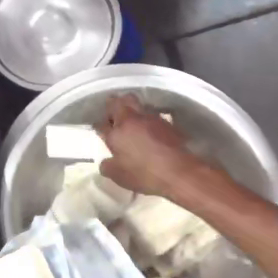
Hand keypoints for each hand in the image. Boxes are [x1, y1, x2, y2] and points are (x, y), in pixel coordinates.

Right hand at [96, 95, 216, 197]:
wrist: (178, 171)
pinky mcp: (167, 122)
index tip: (100, 130)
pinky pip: (153, 115)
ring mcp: (151, 118)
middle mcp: (132, 119)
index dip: (99, 126)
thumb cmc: (144, 174)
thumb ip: (108, 166)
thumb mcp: (118, 176)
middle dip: (114, 105)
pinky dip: (148, 119)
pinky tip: (150, 130)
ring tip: (133, 122)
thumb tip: (106, 162)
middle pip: (119, 101)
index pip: (101, 123)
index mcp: (116, 131)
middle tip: (114, 116)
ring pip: (137, 104)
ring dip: (132, 109)